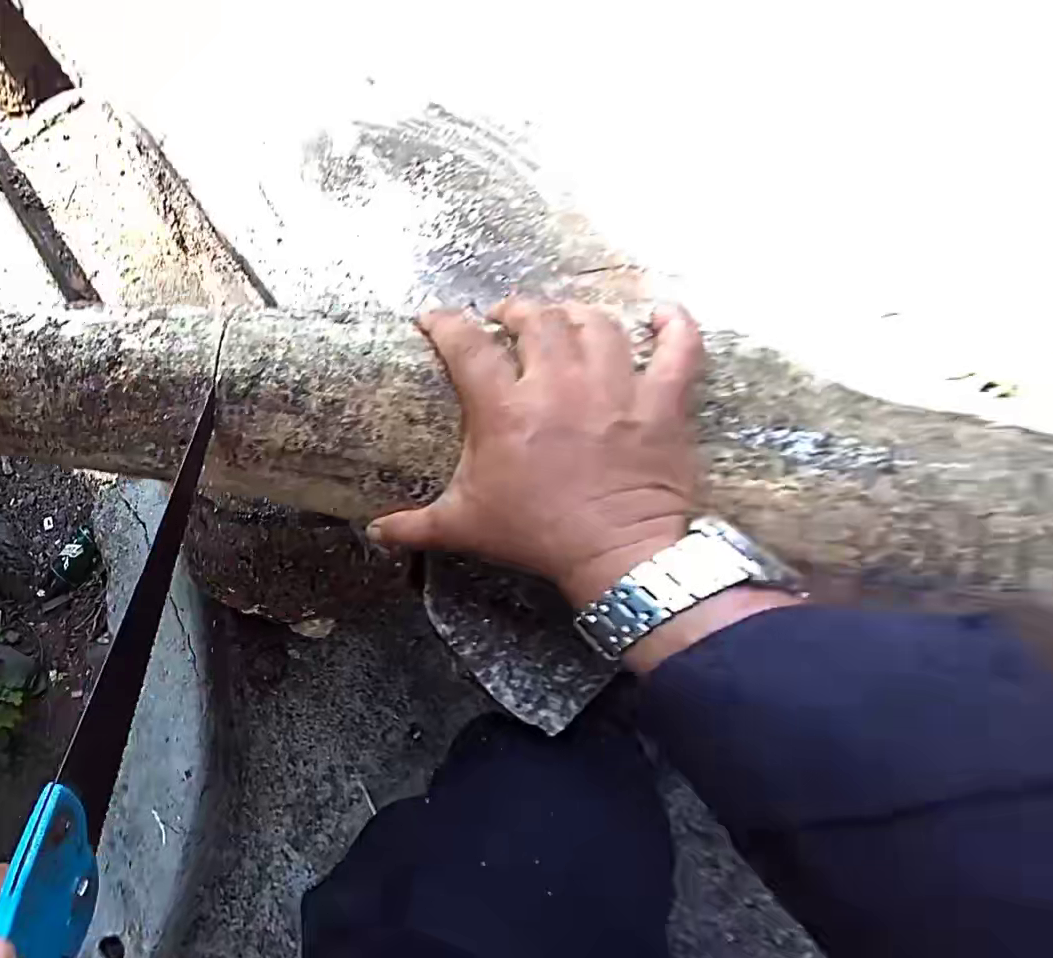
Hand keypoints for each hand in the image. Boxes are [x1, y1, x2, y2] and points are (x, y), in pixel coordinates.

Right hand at [370, 299, 704, 605]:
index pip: (467, 348)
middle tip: (503, 315)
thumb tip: (372, 533)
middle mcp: (558, 386)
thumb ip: (411, 525)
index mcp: (504, 410)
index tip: (432, 316)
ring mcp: (616, 389)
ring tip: (563, 316)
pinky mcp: (662, 403)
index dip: (445, 324)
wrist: (615, 553)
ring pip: (599, 324)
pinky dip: (674, 325)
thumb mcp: (460, 526)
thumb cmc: (531, 533)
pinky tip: (662, 314)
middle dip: (515, 309)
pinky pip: (680, 348)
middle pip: (538, 321)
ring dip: (576, 313)